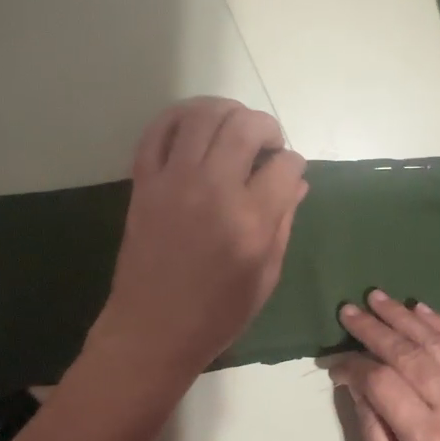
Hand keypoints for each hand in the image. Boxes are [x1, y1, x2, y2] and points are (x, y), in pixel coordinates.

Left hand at [91, 97, 307, 377]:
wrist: (153, 329)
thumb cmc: (217, 314)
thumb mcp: (266, 276)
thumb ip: (282, 223)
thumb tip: (295, 182)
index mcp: (251, 220)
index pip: (285, 164)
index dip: (293, 165)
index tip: (288, 174)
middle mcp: (214, 190)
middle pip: (246, 126)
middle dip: (266, 127)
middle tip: (267, 145)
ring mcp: (174, 182)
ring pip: (203, 116)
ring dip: (226, 111)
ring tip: (234, 127)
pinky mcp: (144, 183)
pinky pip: (158, 131)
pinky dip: (178, 118)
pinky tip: (194, 126)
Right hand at [331, 290, 439, 440]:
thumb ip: (375, 431)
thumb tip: (356, 387)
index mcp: (428, 436)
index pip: (383, 382)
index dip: (353, 367)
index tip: (333, 363)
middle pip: (409, 354)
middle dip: (374, 329)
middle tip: (348, 311)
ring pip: (438, 344)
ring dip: (405, 317)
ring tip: (378, 298)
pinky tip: (422, 310)